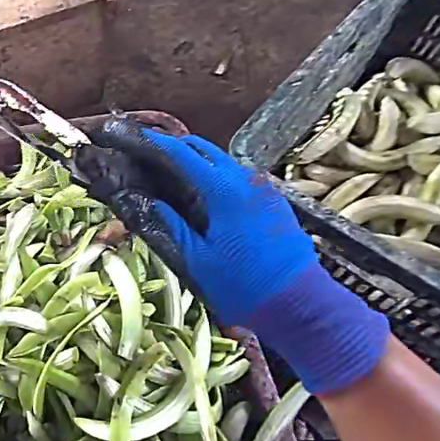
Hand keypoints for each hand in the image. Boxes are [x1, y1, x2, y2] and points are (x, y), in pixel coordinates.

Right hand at [81, 118, 389, 391]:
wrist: (300, 303)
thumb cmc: (243, 286)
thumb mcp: (198, 260)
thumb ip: (173, 226)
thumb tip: (149, 202)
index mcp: (225, 191)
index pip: (186, 155)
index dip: (159, 143)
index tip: (139, 137)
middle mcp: (248, 182)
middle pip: (208, 150)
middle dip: (180, 146)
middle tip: (153, 152)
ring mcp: (265, 191)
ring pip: (227, 164)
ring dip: (201, 162)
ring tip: (176, 173)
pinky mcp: (275, 204)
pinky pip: (241, 180)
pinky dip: (219, 177)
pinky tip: (207, 195)